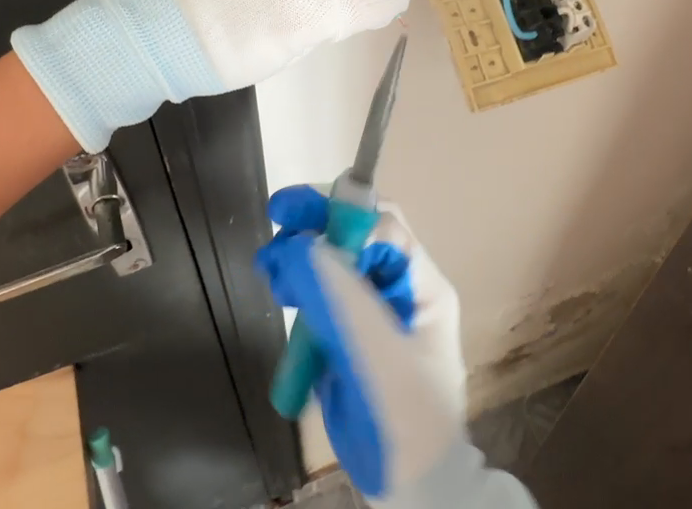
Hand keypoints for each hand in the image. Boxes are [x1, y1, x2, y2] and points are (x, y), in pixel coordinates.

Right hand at [255, 185, 466, 500]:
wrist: (411, 490)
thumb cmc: (406, 418)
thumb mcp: (377, 354)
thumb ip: (342, 297)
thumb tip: (304, 243)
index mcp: (419, 284)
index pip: (379, 226)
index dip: (335, 211)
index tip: (288, 211)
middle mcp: (398, 289)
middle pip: (352, 239)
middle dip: (311, 232)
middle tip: (273, 241)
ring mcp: (373, 314)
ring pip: (332, 268)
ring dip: (300, 264)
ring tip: (272, 276)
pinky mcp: (349, 338)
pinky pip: (321, 302)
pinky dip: (300, 298)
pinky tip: (283, 302)